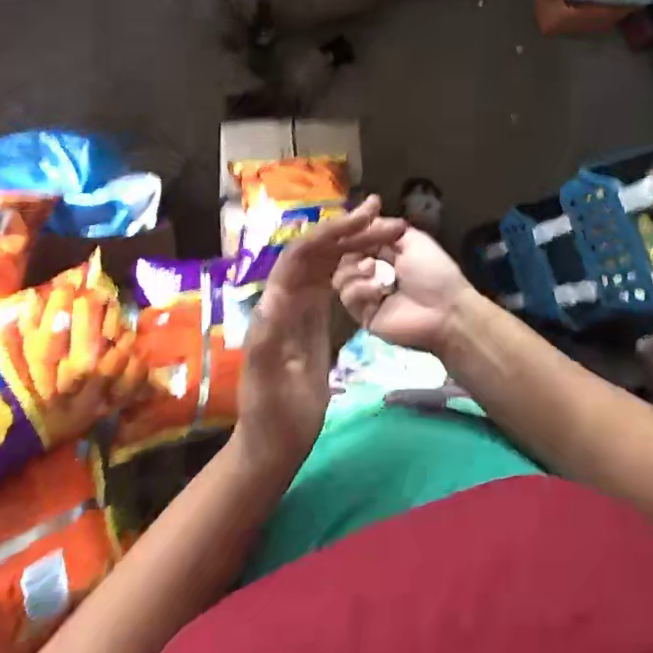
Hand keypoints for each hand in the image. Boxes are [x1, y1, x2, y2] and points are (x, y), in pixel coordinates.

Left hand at [236, 197, 406, 472]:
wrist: (276, 439)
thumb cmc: (273, 411)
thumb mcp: (270, 375)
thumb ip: (270, 334)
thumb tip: (276, 294)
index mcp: (275, 303)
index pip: (301, 255)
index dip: (329, 232)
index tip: (362, 219)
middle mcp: (285, 297)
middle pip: (315, 251)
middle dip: (345, 229)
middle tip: (381, 213)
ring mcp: (300, 307)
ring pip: (326, 262)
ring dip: (351, 242)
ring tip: (382, 227)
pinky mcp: (313, 319)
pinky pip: (331, 280)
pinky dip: (351, 264)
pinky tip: (371, 257)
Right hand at [333, 226, 475, 354]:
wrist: (444, 309)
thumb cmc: (433, 271)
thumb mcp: (412, 240)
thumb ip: (385, 228)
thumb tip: (365, 216)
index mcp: (384, 254)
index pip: (356, 240)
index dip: (351, 234)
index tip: (350, 226)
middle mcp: (371, 272)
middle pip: (343, 258)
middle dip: (350, 251)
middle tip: (367, 255)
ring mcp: (365, 294)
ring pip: (339, 277)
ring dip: (355, 270)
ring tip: (373, 270)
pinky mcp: (362, 315)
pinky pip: (347, 297)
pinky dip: (360, 290)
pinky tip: (378, 292)